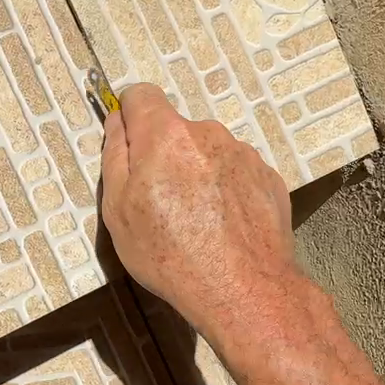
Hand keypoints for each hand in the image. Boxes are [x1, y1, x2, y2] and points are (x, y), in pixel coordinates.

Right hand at [99, 83, 303, 349]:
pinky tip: (224, 225)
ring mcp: (243, 153)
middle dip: (164, 153)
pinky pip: (235, 171)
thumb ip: (115, 156)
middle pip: (174, 129)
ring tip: (196, 220)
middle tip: (160, 201)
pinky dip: (225, 189)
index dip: (130, 117)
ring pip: (206, 151)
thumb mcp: (118, 210)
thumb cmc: (168, 253)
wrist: (244, 291)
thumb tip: (118, 121)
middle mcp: (207, 132)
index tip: (129, 147)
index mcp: (165, 135)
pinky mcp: (268, 177)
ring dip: (196, 171)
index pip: (141, 94)